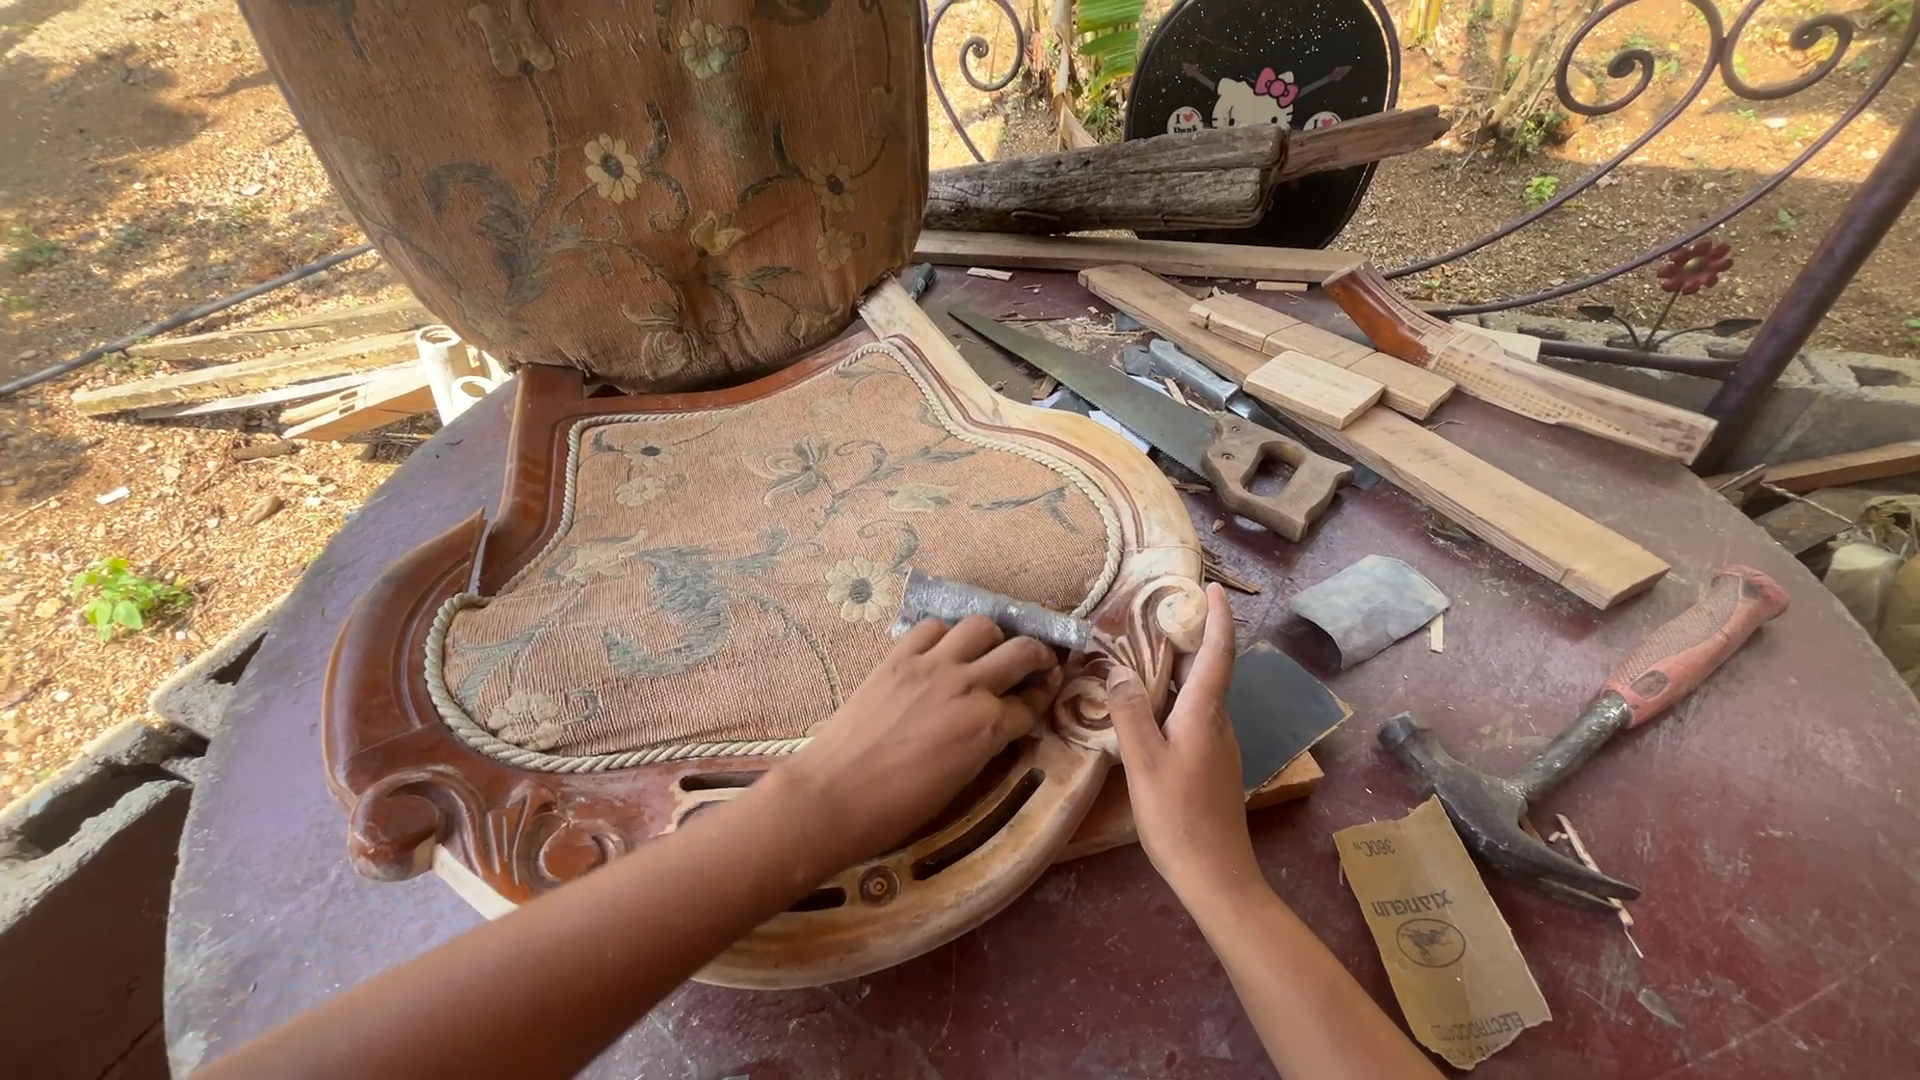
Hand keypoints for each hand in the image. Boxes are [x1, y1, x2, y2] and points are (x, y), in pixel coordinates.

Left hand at [773, 615, 1061, 870]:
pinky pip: (933, 627)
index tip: (1047, 691)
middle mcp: (969, 686)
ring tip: (989, 649)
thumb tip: (999, 723)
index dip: (1042, 698)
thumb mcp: (960, 782)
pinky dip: (946, 634)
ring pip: (982, 626)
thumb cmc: (898, 807)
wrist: (834, 794)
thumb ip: (986, 743)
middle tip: (1039, 661)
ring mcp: (932, 665)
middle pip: (1021, 652)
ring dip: (994, 637)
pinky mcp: (899, 656)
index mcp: (988, 727)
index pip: (1030, 703)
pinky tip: (943, 649)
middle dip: (1039, 656)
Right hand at [1108, 584, 1260, 899]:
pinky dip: (1173, 695)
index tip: (1210, 586)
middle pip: (1209, 668)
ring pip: (1199, 693)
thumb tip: (1117, 671)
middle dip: (1190, 635)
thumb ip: (1130, 713)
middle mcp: (1218, 722)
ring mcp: (1218, 744)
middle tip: (1156, 611)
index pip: (1218, 652)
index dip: (1217, 616)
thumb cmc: (1179, 816)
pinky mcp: (1211, 763)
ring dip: (1178, 666)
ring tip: (1142, 652)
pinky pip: (1193, 713)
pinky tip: (1147, 706)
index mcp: (1205, 714)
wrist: (1217, 876)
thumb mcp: (1144, 762)